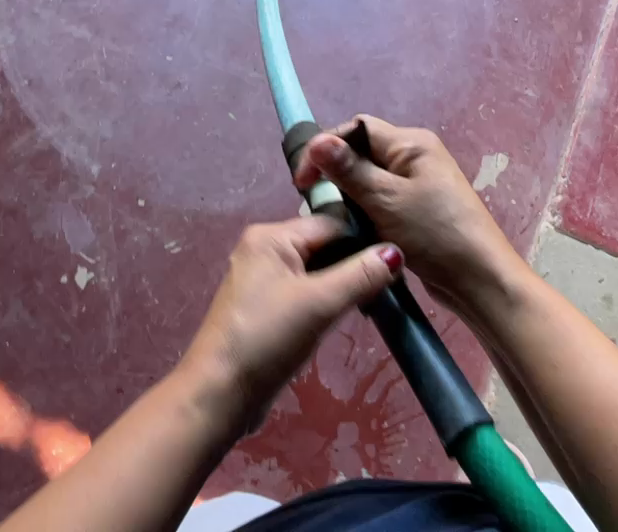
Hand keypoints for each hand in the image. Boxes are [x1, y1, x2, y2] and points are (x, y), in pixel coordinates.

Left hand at [179, 216, 402, 430]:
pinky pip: (303, 289)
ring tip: (369, 303)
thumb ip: (360, 275)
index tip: (397, 264)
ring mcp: (261, 277)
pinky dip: (324, 299)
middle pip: (323, 244)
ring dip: (341, 284)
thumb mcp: (320, 304)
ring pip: (315, 268)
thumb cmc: (267, 339)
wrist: (219, 393)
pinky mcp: (264, 305)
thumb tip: (396, 251)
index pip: (331, 224)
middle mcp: (264, 248)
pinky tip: (342, 316)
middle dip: (353, 264)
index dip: (364, 241)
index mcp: (271, 236)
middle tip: (388, 287)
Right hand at [294, 116, 528, 319]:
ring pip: (367, 179)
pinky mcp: (415, 208)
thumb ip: (349, 170)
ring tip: (332, 219)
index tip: (304, 180)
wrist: (479, 280)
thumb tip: (317, 140)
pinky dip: (363, 211)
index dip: (326, 148)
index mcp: (411, 143)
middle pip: (360, 153)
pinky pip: (379, 200)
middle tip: (315, 201)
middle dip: (335, 174)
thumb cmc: (435, 233)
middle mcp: (414, 155)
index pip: (356, 129)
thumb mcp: (386, 199)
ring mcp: (416, 183)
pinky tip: (353, 229)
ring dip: (348, 196)